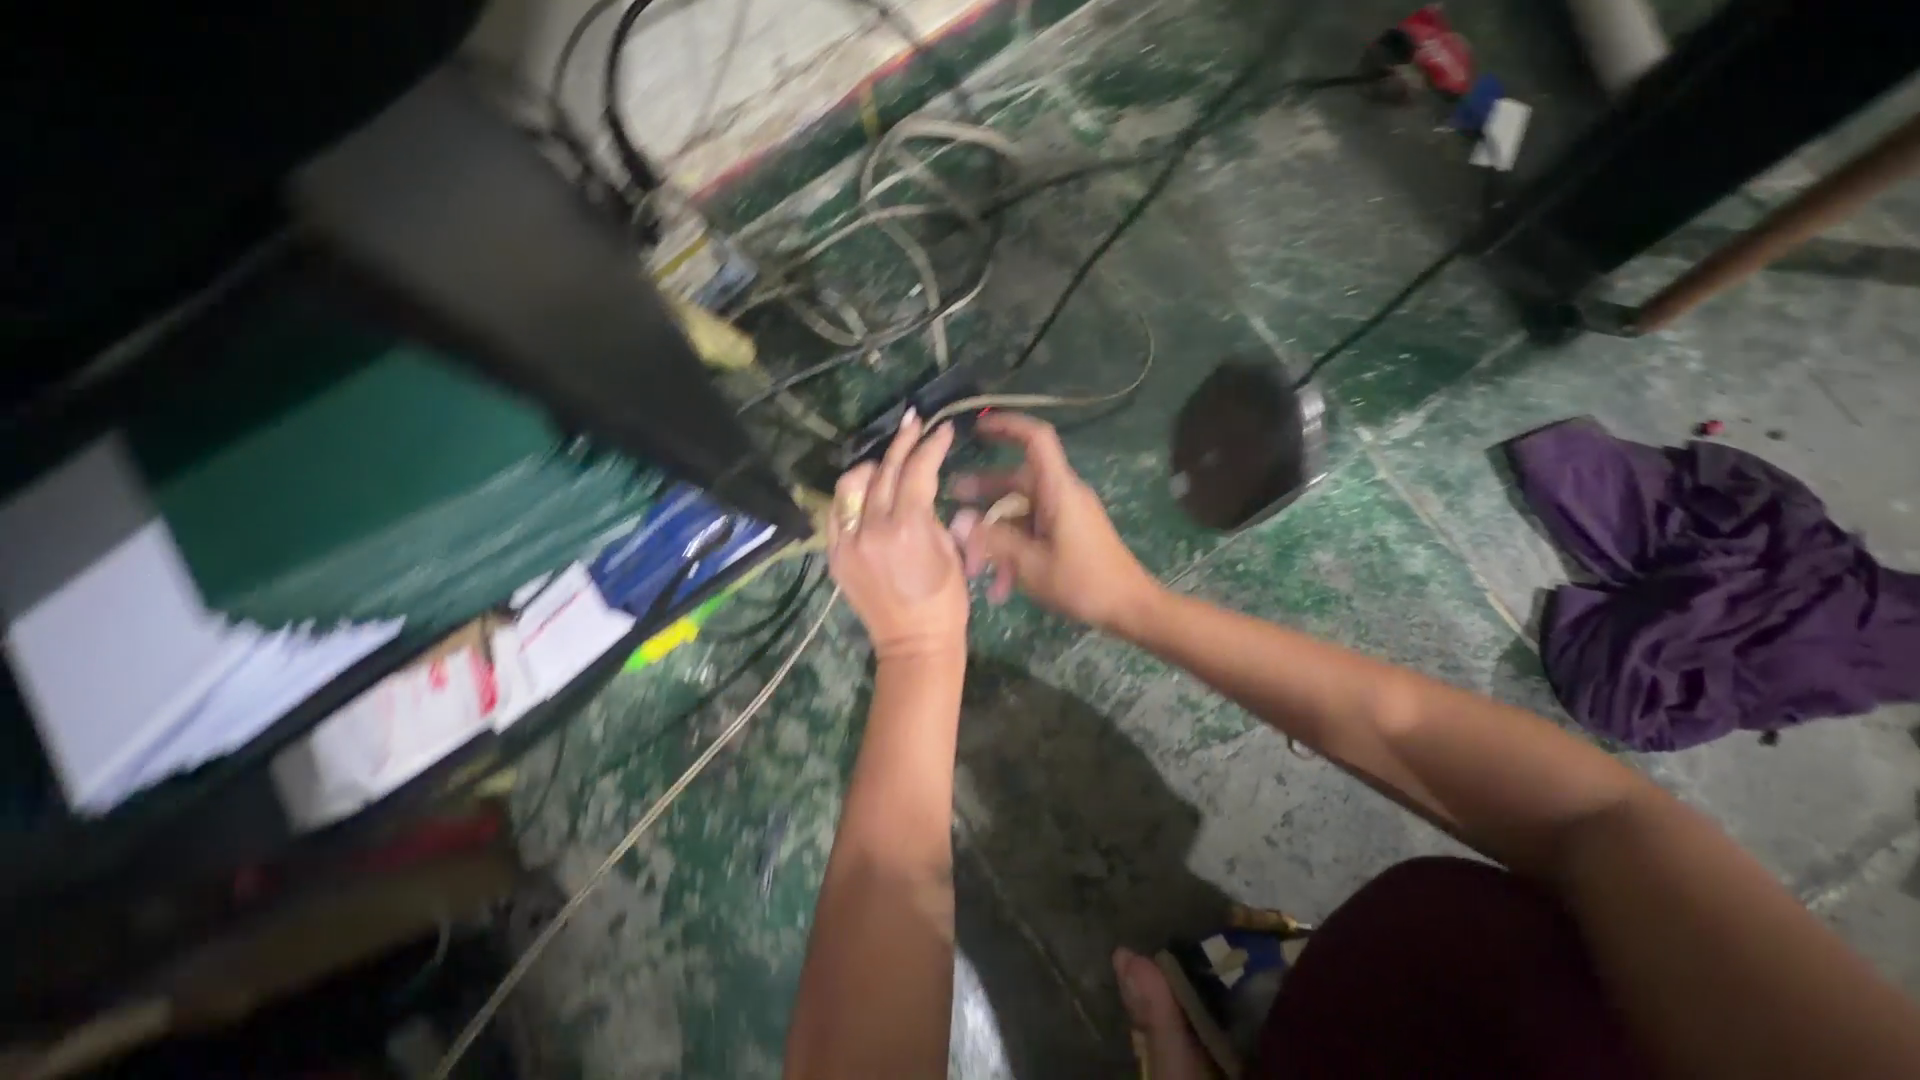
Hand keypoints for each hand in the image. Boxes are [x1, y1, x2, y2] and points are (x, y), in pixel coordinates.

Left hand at [828, 410, 968, 662]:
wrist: (914, 644)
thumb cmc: (945, 602)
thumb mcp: (952, 552)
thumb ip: (930, 516)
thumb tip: (919, 492)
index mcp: (907, 528)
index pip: (917, 472)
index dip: (930, 446)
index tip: (941, 429)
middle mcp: (871, 529)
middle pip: (884, 472)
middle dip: (903, 444)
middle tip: (914, 423)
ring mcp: (848, 542)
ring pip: (851, 486)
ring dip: (871, 466)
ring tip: (887, 460)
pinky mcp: (835, 556)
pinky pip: (837, 513)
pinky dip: (851, 496)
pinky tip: (865, 490)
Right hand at [947, 412, 1160, 632]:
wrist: (1130, 608)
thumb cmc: (1083, 582)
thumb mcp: (1031, 564)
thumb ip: (993, 540)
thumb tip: (958, 519)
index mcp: (1058, 490)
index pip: (1036, 439)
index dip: (1007, 425)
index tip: (977, 429)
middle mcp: (1062, 495)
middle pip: (1017, 481)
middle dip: (983, 496)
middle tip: (952, 504)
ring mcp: (1066, 516)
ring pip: (1020, 513)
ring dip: (996, 538)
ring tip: (972, 566)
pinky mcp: (1068, 535)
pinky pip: (1032, 533)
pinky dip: (1014, 552)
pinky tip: (1000, 587)